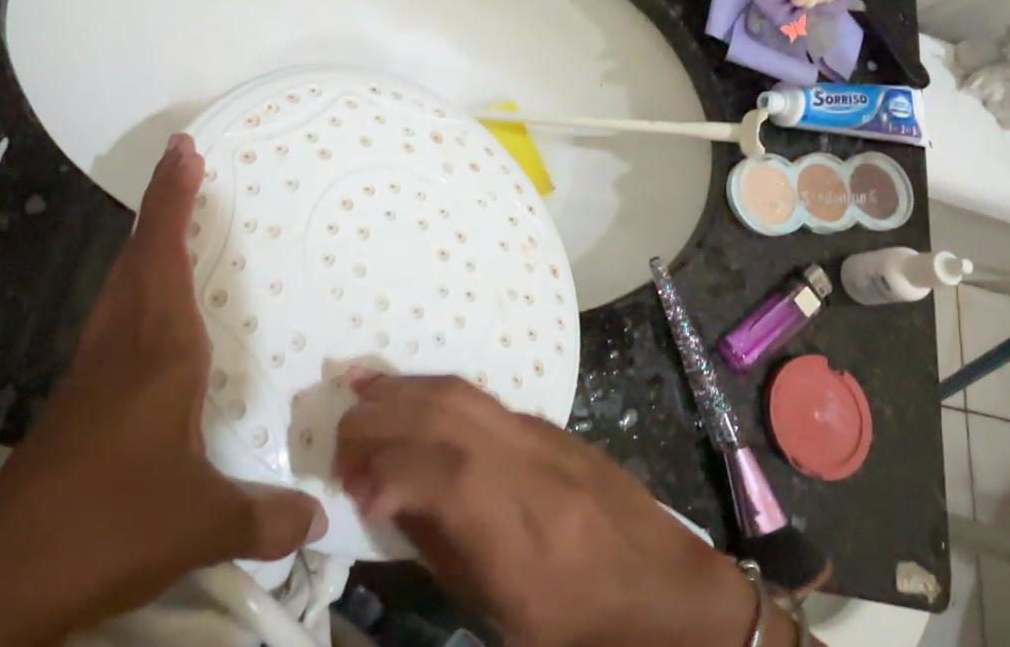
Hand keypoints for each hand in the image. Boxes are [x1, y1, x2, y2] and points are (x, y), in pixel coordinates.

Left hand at [0, 135, 325, 646]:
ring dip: (143, 251)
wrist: (0, 576)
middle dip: (159, 211)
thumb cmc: (109, 524)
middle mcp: (120, 349)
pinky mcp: (76, 406)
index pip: (163, 256)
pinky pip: (113, 327)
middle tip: (185, 173)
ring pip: (119, 291)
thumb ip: (264, 517)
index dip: (172, 200)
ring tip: (172, 234)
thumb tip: (318, 515)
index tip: (183, 151)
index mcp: (156, 353)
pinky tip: (153, 330)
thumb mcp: (200, 523)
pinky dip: (136, 299)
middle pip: (135, 261)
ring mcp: (91, 377)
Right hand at [334, 373, 793, 646]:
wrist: (669, 592)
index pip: (428, 473)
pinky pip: (481, 397)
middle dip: (376, 420)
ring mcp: (538, 437)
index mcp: (511, 524)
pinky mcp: (549, 427)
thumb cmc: (583, 622)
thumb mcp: (504, 610)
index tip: (353, 495)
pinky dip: (436, 390)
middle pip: (436, 417)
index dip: (378, 475)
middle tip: (339, 442)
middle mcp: (521, 464)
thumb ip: (441, 548)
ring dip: (402, 388)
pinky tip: (412, 394)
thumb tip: (391, 500)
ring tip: (357, 388)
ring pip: (458, 393)